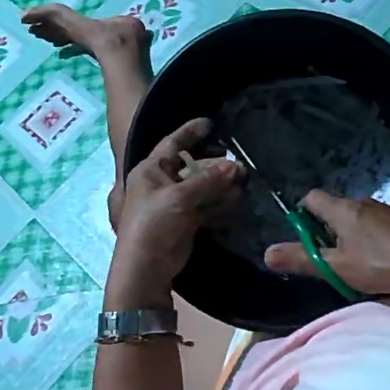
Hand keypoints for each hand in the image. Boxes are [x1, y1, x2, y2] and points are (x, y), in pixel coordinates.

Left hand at [110, 118, 245, 293]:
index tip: (210, 122)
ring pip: (202, 186)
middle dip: (216, 164)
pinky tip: (237, 198)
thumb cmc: (155, 223)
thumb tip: (237, 166)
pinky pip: (205, 204)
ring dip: (221, 183)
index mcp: (151, 170)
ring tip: (243, 179)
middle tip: (240, 163)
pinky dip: (219, 201)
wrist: (146, 267)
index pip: (172, 143)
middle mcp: (161, 183)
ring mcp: (174, 202)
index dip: (190, 132)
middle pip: (192, 166)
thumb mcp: (180, 197)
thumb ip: (209, 180)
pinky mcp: (185, 220)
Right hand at [262, 190, 389, 297]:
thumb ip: (301, 259)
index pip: (312, 198)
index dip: (301, 214)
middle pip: (334, 208)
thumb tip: (266, 253)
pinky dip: (370, 237)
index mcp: (342, 209)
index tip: (302, 237)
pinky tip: (378, 259)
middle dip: (326, 229)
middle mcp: (363, 202)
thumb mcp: (336, 267)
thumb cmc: (379, 265)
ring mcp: (386, 210)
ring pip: (357, 216)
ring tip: (353, 261)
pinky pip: (376, 224)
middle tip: (327, 257)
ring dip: (350, 234)